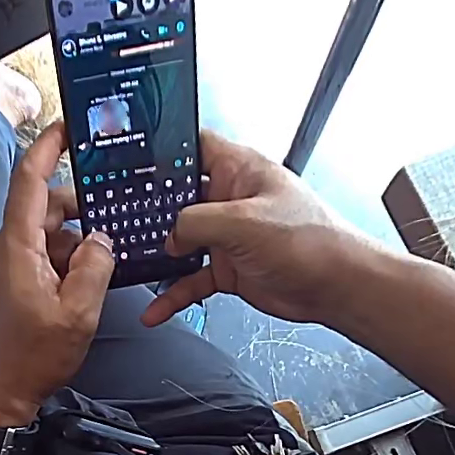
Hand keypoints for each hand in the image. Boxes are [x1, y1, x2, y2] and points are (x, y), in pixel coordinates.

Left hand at [0, 123, 116, 427]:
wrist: (4, 390)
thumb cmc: (35, 355)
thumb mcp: (78, 312)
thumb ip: (94, 267)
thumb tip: (101, 239)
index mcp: (18, 246)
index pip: (29, 180)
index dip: (47, 147)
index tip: (68, 126)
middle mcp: (9, 249)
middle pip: (44, 206)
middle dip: (79, 204)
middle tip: (114, 206)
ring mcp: (10, 267)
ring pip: (48, 234)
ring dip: (77, 239)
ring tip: (110, 252)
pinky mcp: (15, 284)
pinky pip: (45, 257)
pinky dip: (69, 259)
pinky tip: (92, 276)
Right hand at [141, 130, 399, 327]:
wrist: (335, 287)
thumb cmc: (310, 242)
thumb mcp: (245, 221)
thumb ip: (198, 222)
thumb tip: (170, 235)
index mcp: (238, 170)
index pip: (193, 146)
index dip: (163, 149)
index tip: (130, 160)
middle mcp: (230, 200)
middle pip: (179, 198)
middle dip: (151, 210)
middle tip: (119, 218)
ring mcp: (229, 236)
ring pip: (182, 243)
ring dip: (159, 256)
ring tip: (129, 262)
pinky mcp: (230, 269)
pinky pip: (193, 280)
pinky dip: (174, 294)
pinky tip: (156, 308)